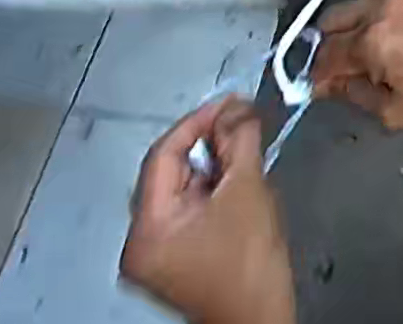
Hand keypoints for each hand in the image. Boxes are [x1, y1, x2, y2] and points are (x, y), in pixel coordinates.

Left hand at [121, 96, 294, 323]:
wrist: (261, 321)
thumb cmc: (250, 257)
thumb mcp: (247, 186)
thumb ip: (239, 138)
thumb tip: (238, 104)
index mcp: (147, 228)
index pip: (163, 155)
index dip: (197, 121)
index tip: (231, 101)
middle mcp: (140, 241)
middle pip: (169, 170)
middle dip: (207, 140)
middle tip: (240, 118)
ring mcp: (156, 253)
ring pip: (181, 186)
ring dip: (212, 161)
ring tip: (244, 143)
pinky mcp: (175, 258)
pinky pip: (189, 205)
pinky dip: (212, 184)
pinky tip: (237, 173)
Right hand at [312, 0, 402, 129]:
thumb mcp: (398, 112)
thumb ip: (357, 96)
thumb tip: (332, 86)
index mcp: (370, 41)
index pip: (326, 55)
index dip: (318, 74)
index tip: (320, 86)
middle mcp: (377, 8)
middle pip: (332, 20)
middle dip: (329, 45)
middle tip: (341, 67)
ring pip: (356, 7)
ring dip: (353, 29)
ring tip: (372, 53)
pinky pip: (381, 0)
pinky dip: (378, 17)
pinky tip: (397, 36)